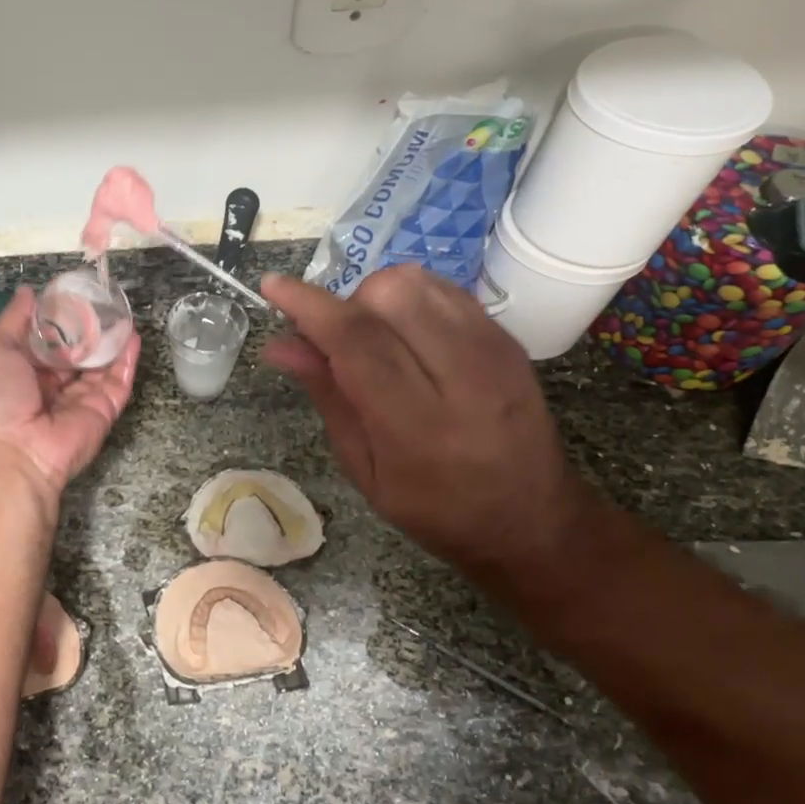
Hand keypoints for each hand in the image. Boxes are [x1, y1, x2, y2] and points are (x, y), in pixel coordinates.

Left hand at [0, 287, 140, 497]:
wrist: (19, 451)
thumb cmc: (1, 398)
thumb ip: (14, 320)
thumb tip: (28, 291)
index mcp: (27, 370)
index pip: (48, 338)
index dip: (59, 316)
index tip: (72, 291)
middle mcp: (54, 383)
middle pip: (77, 350)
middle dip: (89, 326)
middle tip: (102, 297)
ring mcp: (81, 397)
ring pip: (101, 363)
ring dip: (111, 338)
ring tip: (122, 309)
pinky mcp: (104, 409)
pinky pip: (118, 381)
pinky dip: (127, 359)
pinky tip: (132, 335)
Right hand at [259, 266, 596, 576]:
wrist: (532, 521)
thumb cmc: (434, 508)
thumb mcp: (364, 468)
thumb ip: (327, 396)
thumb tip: (279, 343)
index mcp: (419, 427)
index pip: (357, 341)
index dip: (308, 305)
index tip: (272, 286)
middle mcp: (464, 379)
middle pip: (389, 295)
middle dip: (346, 303)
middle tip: (338, 341)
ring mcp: (494, 352)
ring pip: (418, 282)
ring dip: (378, 298)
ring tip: (375, 337)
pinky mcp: (509, 339)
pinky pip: (445, 290)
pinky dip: (410, 299)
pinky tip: (406, 333)